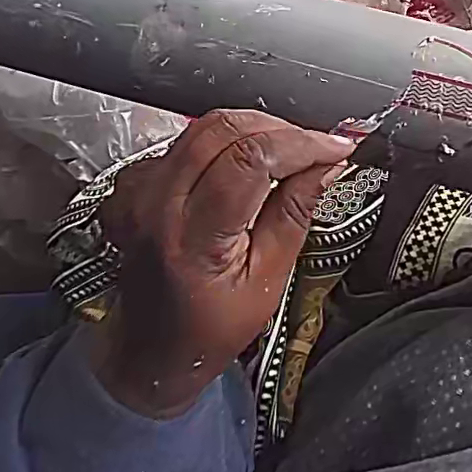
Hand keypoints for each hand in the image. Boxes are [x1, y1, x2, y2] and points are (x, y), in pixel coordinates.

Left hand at [91, 110, 354, 416]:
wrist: (150, 345)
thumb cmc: (206, 328)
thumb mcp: (266, 282)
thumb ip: (294, 214)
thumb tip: (325, 166)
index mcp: (194, 236)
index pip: (249, 159)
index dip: (300, 144)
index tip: (334, 146)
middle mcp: (158, 202)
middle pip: (224, 129)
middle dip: (280, 129)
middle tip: (314, 147)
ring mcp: (141, 187)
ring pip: (204, 126)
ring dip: (254, 129)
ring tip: (287, 151)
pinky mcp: (137, 179)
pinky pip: (185, 140)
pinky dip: (223, 141)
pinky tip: (244, 163)